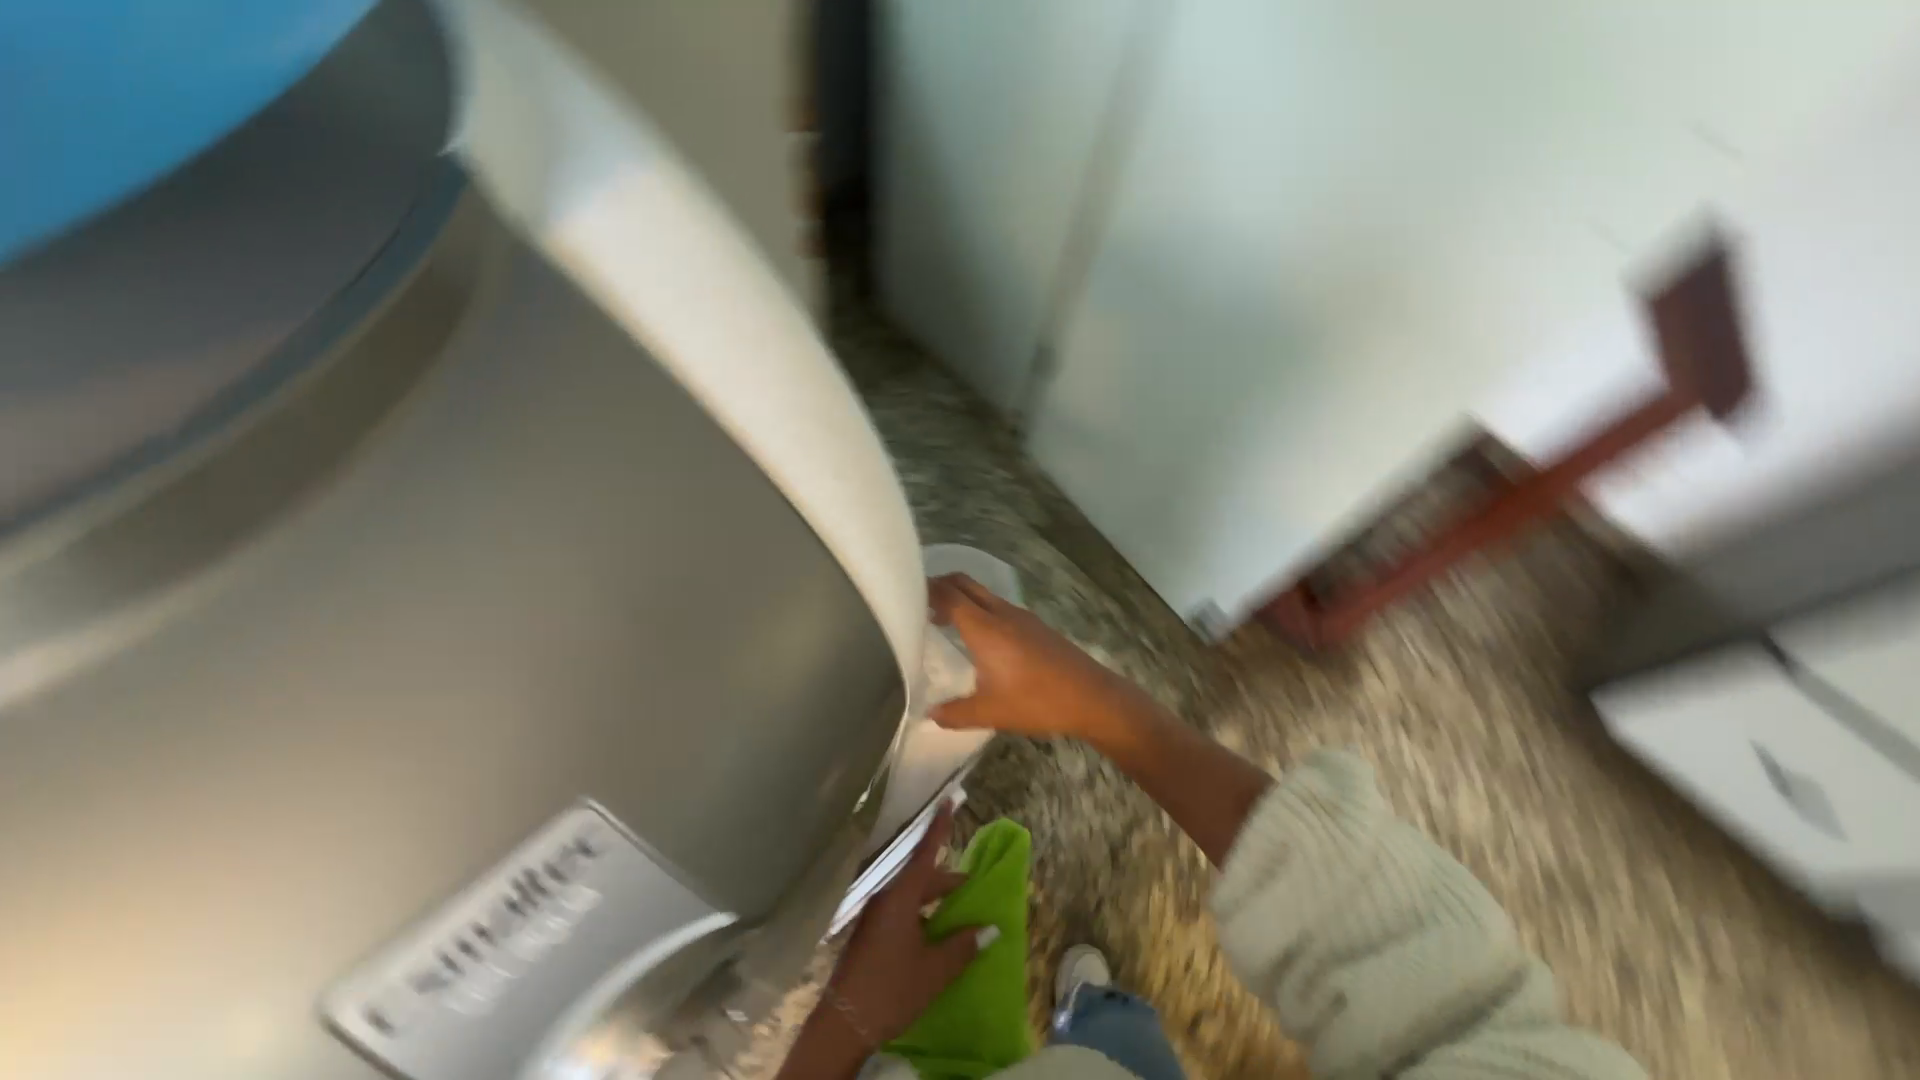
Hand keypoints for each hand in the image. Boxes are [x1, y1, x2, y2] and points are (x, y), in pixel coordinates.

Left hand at [824, 801, 995, 1047]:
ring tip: (958, 913)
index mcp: (900, 899)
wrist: (844, 1022)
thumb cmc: (892, 989)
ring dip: (934, 900)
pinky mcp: (869, 937)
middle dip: (946, 879)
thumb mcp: (935, 970)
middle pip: (920, 878)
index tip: (947, 801)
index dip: (939, 828)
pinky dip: (921, 916)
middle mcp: (885, 900)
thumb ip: (963, 945)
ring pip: (910, 898)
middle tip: (971, 885)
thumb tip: (990, 928)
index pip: (925, 854)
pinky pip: (901, 914)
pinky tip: (934, 936)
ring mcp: (874, 919)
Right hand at [927, 573, 1149, 739]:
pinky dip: (979, 611)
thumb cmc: (1037, 701)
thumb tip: (929, 715)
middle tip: (918, 605)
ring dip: (961, 599)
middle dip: (940, 586)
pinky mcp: (1035, 626)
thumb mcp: (990, 712)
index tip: (905, 597)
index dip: (926, 591)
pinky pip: (998, 607)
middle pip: (965, 584)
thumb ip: (955, 713)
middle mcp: (1002, 614)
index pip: (949, 595)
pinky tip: (978, 638)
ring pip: (983, 595)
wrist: (1092, 697)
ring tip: (943, 622)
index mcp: (985, 628)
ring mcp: (1022, 617)